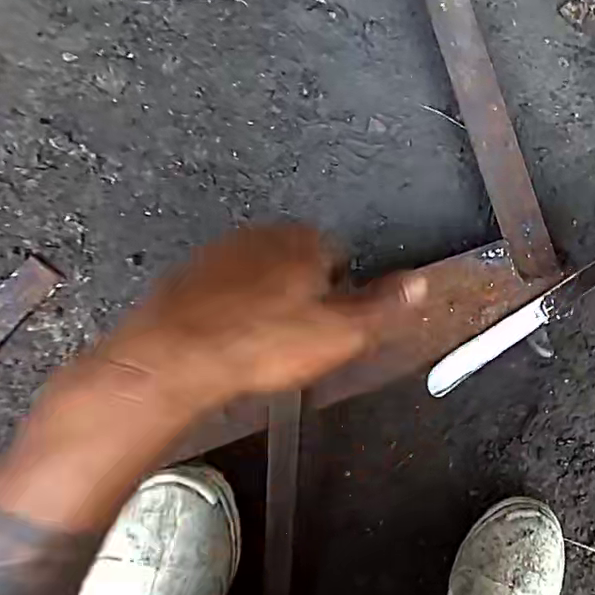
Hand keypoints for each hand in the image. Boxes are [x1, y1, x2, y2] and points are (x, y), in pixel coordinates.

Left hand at [81, 223, 425, 413]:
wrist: (174, 358)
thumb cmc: (259, 343)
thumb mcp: (341, 332)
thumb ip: (385, 306)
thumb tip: (420, 284)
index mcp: (305, 241)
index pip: (342, 257)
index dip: (343, 294)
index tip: (335, 324)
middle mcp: (263, 236)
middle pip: (301, 264)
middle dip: (306, 295)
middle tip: (301, 339)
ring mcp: (223, 252)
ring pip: (262, 276)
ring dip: (269, 303)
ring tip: (265, 345)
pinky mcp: (191, 275)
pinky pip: (227, 291)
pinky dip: (234, 310)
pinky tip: (232, 341)